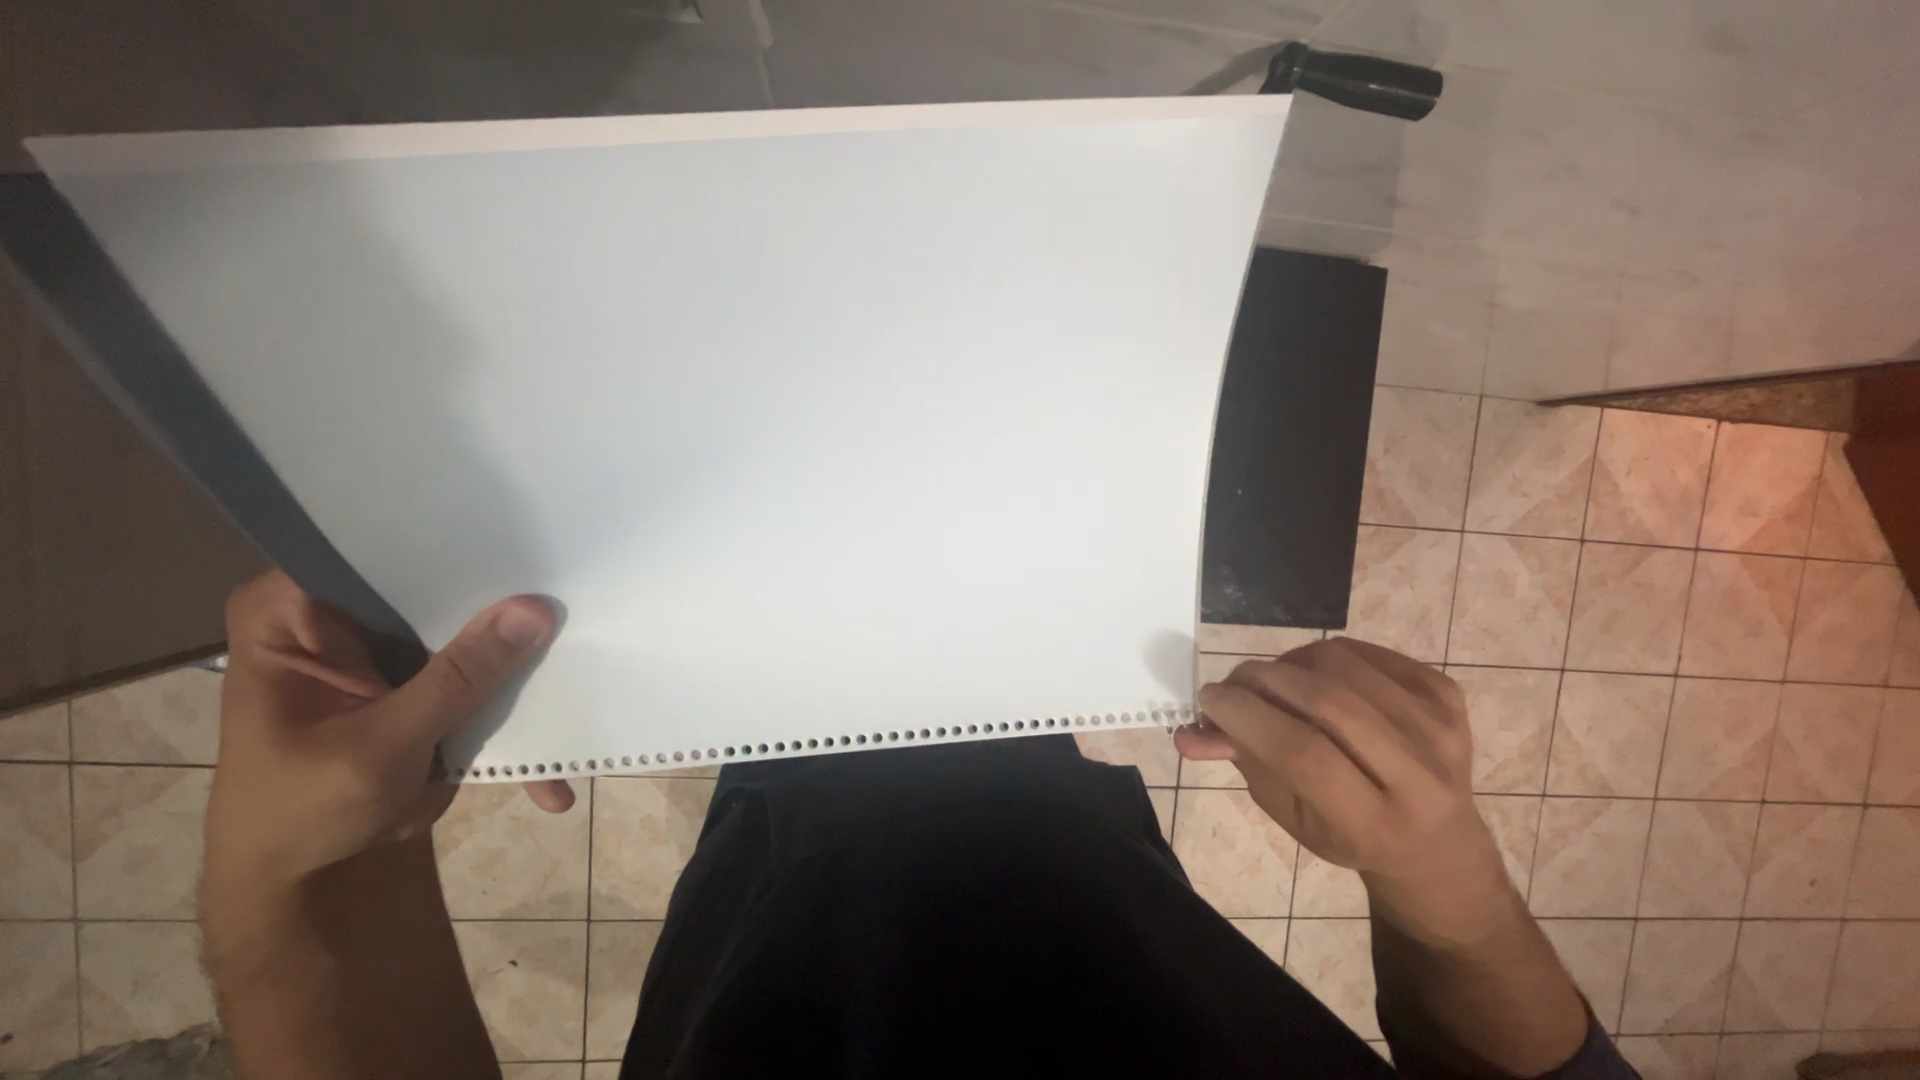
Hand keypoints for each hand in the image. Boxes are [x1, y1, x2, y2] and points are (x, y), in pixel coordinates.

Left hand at [204, 572, 566, 891]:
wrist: (303, 880)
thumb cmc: (302, 812)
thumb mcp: (380, 745)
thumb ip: (457, 678)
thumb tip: (536, 610)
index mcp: (295, 611)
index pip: (377, 550)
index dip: (448, 546)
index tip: (524, 541)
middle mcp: (344, 615)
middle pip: (436, 586)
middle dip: (501, 600)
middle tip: (575, 595)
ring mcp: (393, 648)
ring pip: (471, 626)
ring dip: (520, 656)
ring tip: (587, 664)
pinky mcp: (431, 680)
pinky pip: (485, 670)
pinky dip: (516, 706)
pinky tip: (549, 768)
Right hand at [1176, 637, 1512, 944]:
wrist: (1435, 841)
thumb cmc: (1347, 834)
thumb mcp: (1290, 814)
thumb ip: (1244, 763)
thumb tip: (1187, 732)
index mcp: (1375, 823)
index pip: (1304, 754)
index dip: (1248, 717)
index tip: (1209, 699)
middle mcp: (1420, 776)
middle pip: (1326, 702)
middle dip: (1261, 680)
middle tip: (1230, 683)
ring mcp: (1440, 730)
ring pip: (1342, 666)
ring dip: (1288, 663)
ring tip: (1270, 682)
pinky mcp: (1447, 696)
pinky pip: (1364, 652)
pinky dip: (1321, 655)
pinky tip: (1310, 676)